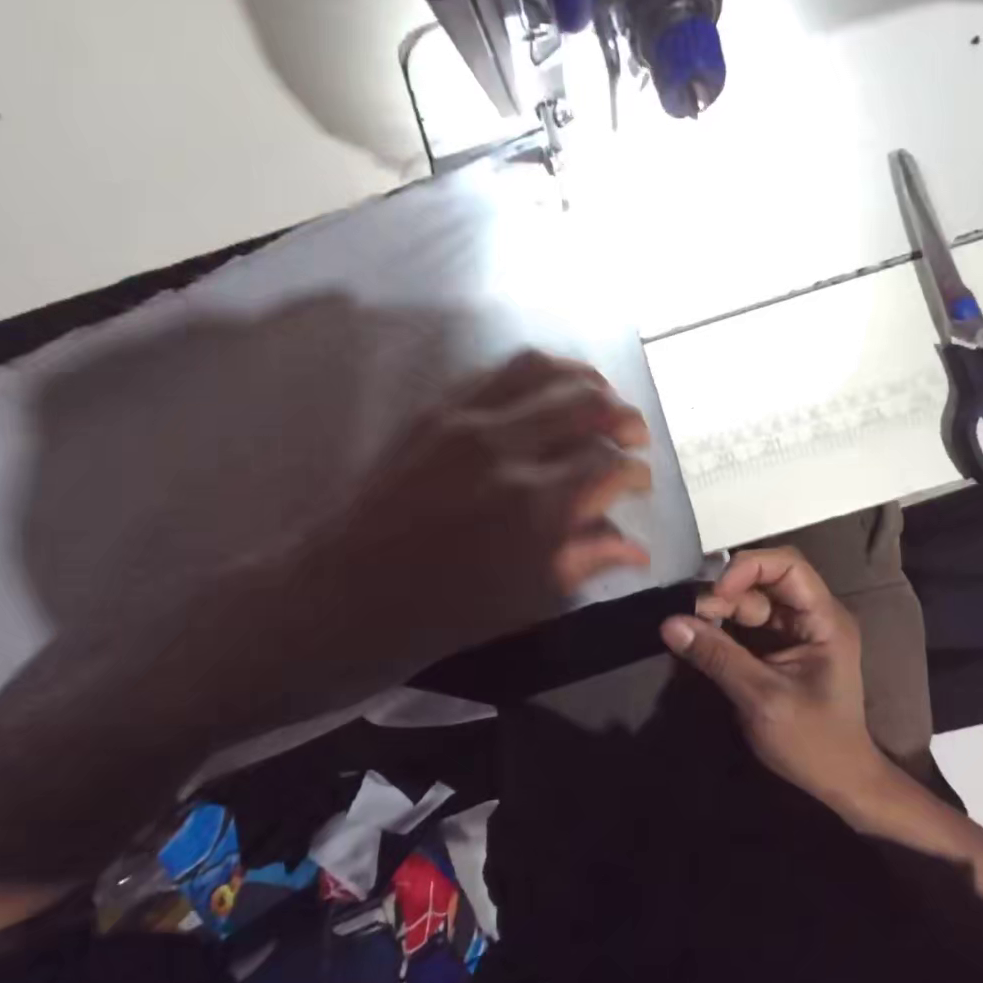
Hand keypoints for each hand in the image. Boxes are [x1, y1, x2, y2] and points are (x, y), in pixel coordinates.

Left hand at [303, 350, 654, 665]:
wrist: (344, 593)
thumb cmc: (439, 612)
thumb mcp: (525, 598)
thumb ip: (585, 559)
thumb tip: (637, 548)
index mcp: (534, 506)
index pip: (608, 463)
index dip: (634, 472)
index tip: (638, 483)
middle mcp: (505, 448)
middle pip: (586, 403)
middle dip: (622, 416)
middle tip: (634, 436)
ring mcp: (464, 421)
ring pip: (543, 370)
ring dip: (584, 380)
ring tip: (602, 398)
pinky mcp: (433, 410)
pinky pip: (496, 372)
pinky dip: (535, 375)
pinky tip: (547, 392)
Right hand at [660, 547, 897, 820]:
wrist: (840, 782)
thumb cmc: (813, 742)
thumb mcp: (762, 699)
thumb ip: (718, 657)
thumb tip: (669, 623)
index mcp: (825, 620)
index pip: (788, 565)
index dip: (748, 567)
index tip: (714, 593)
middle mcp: (813, 616)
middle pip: (766, 580)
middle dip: (726, 592)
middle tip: (691, 615)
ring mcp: (797, 631)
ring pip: (753, 601)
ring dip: (720, 609)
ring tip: (689, 626)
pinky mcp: (780, 648)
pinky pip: (748, 624)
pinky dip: (723, 626)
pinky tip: (700, 635)